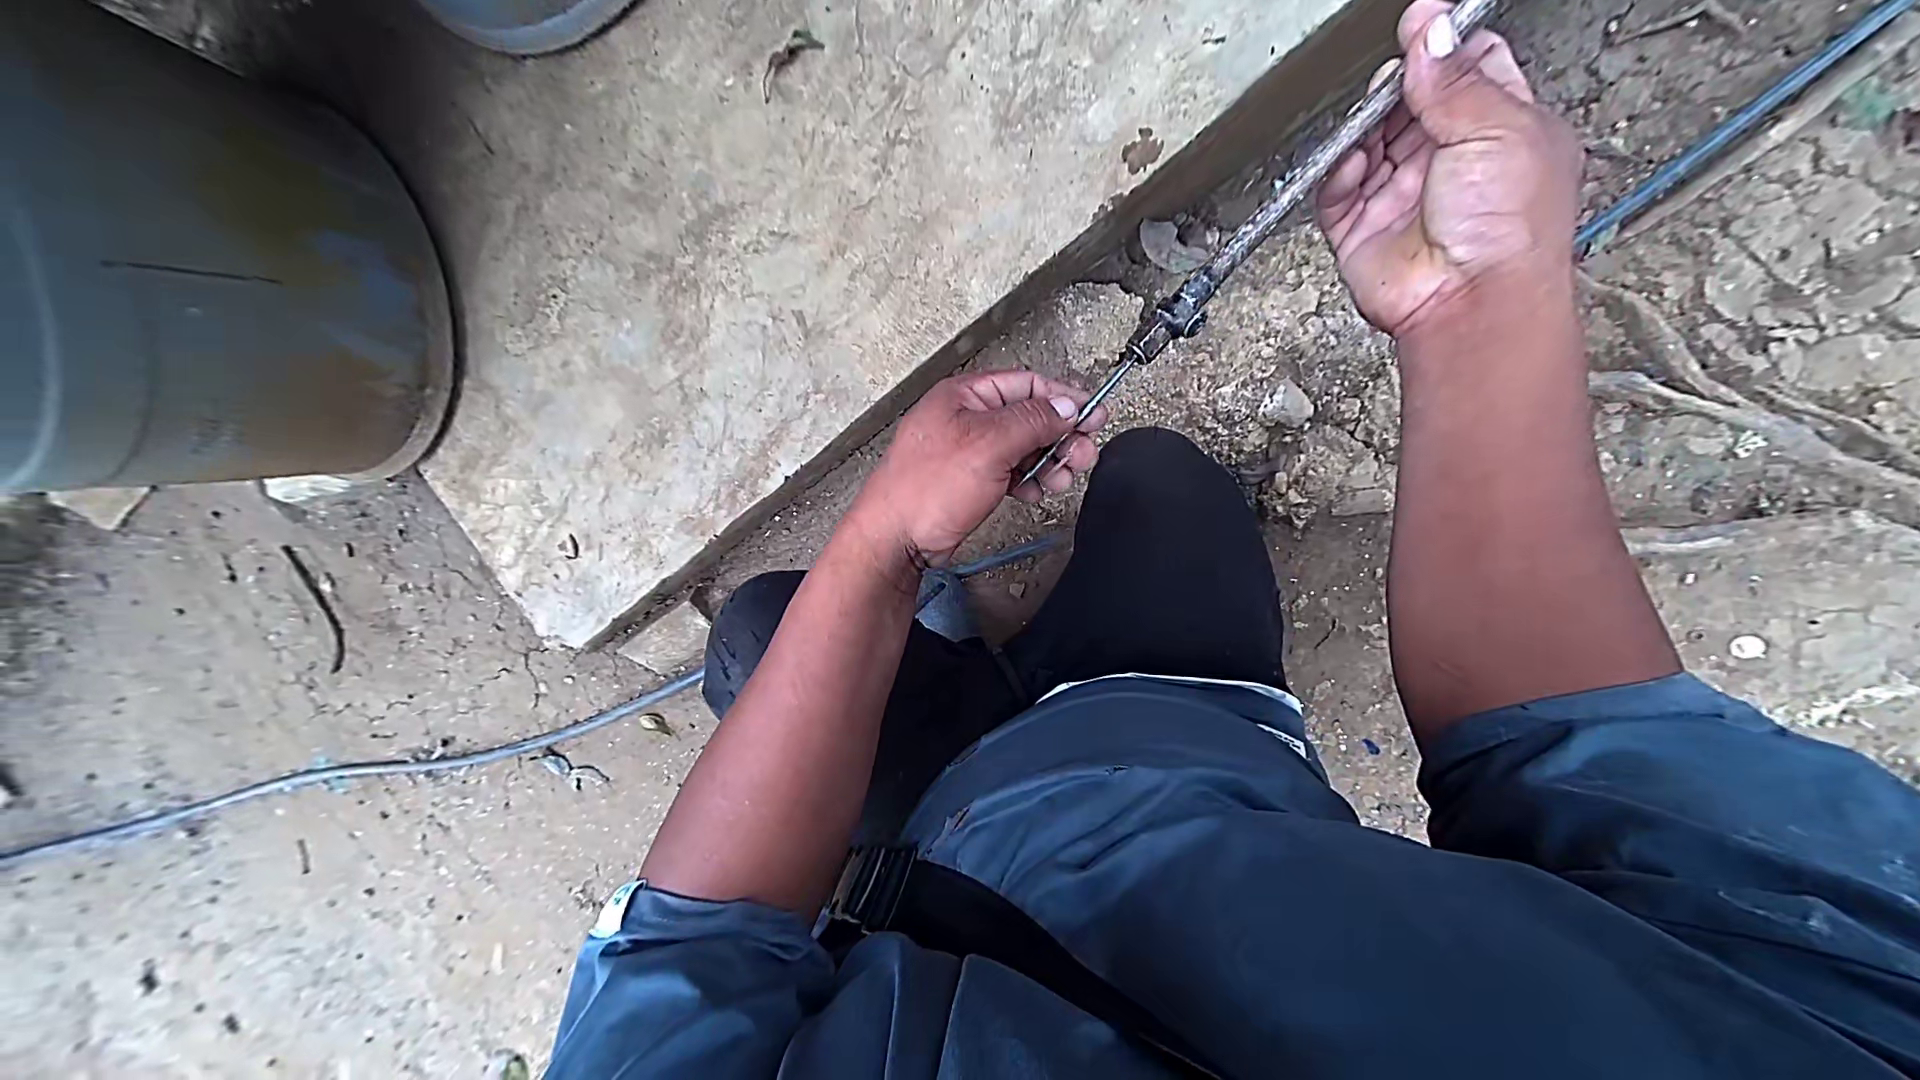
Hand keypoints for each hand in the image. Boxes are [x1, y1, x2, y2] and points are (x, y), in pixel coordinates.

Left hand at [847, 370, 1107, 566]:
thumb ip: (1031, 421)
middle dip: (1061, 436)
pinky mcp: (970, 479)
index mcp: (964, 396)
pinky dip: (1028, 479)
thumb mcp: (987, 445)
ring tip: (1064, 478)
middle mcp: (966, 418)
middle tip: (1084, 454)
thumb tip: (1065, 407)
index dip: (1063, 399)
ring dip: (1049, 461)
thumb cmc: (924, 489)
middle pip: (1028, 416)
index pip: (1026, 384)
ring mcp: (968, 450)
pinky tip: (1036, 491)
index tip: (1093, 414)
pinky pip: (1010, 471)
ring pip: (1022, 447)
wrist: (896, 539)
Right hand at [1317, 0, 1582, 338]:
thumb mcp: (1497, 128)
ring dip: (1363, 130)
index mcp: (1498, 128)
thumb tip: (1431, 32)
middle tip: (1391, 80)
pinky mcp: (1360, 229)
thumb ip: (1455, 81)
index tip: (1422, 25)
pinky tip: (1349, 163)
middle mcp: (1446, 161)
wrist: (1466, 297)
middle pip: (1409, 105)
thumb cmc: (1507, 228)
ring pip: (1367, 144)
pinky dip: (1337, 173)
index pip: (1468, 70)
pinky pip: (1336, 192)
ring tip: (1367, 125)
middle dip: (1396, 89)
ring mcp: (1399, 195)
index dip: (1442, 47)